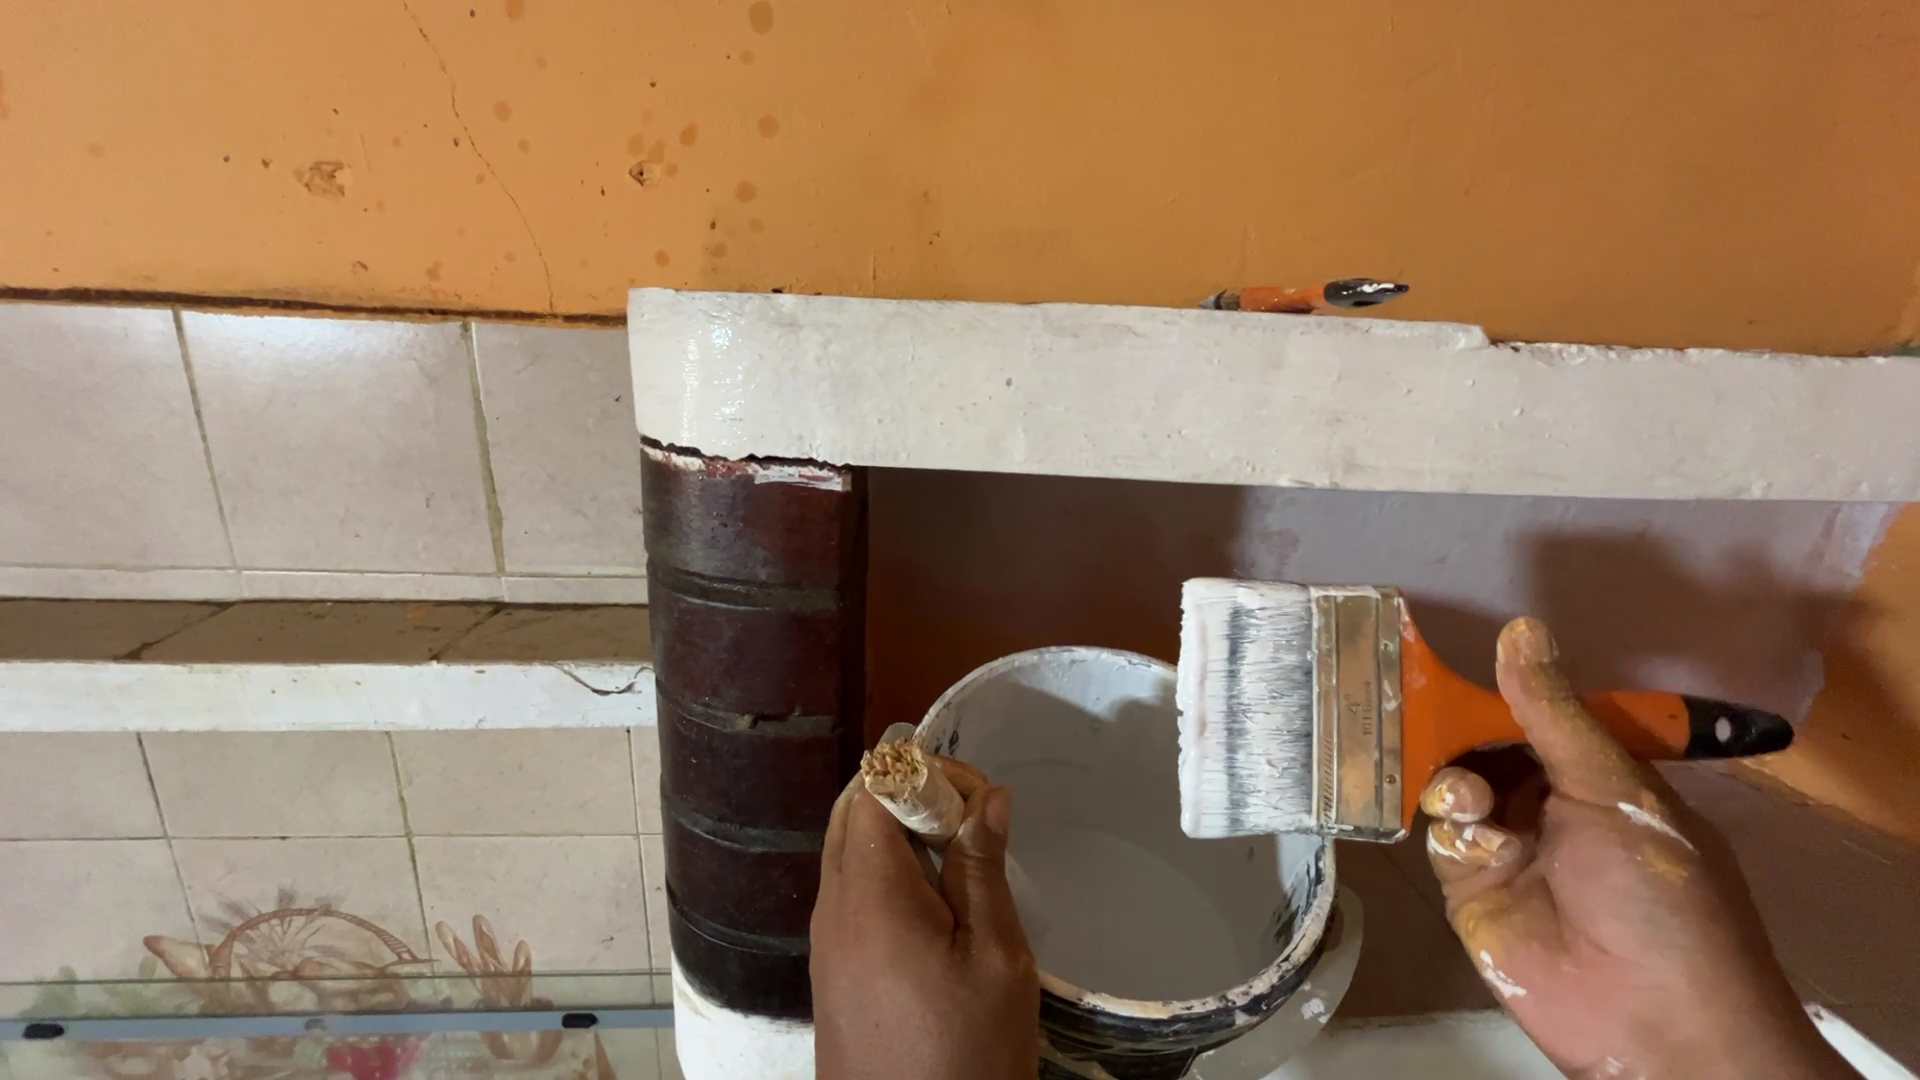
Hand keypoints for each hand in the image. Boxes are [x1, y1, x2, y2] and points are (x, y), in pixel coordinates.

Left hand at [812, 757, 1039, 1079]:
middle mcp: (831, 906)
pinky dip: (885, 868)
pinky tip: (934, 898)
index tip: (977, 795)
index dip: (923, 774)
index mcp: (867, 895)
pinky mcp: (831, 968)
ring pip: (848, 848)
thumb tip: (988, 795)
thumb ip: (982, 867)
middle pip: (853, 813)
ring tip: (958, 852)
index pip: (873, 790)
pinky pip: (849, 888)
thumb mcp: (994, 959)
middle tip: (968, 816)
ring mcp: (825, 940)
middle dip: (907, 793)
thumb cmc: (966, 1055)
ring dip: (897, 831)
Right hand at [1423, 617, 1857, 1079]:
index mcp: (1597, 779)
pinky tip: (1464, 824)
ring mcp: (1504, 840)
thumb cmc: (1653, 891)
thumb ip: (1552, 713)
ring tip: (1469, 797)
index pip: (1536, 717)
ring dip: (1455, 776)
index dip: (1500, 688)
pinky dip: (1445, 816)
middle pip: (1484, 744)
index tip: (1452, 654)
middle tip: (1414, 699)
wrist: (1645, 1018)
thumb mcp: (1613, 790)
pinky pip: (1440, 826)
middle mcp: (1546, 803)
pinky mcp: (1465, 875)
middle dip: (1457, 726)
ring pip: (1454, 780)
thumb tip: (1522, 629)